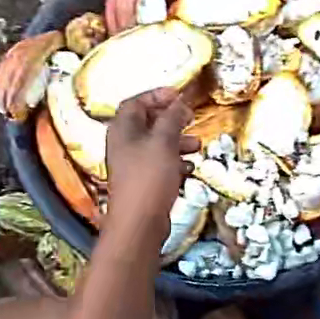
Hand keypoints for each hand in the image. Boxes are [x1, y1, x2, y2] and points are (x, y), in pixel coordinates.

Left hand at [105, 88, 195, 232]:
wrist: (139, 223)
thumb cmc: (149, 177)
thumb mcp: (163, 142)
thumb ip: (172, 118)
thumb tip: (179, 102)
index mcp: (122, 130)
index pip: (136, 102)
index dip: (156, 96)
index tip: (178, 95)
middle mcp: (124, 145)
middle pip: (147, 123)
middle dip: (171, 120)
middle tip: (190, 118)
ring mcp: (132, 166)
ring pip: (156, 145)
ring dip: (177, 142)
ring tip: (197, 145)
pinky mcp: (142, 184)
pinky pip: (159, 166)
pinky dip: (175, 163)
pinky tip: (189, 168)